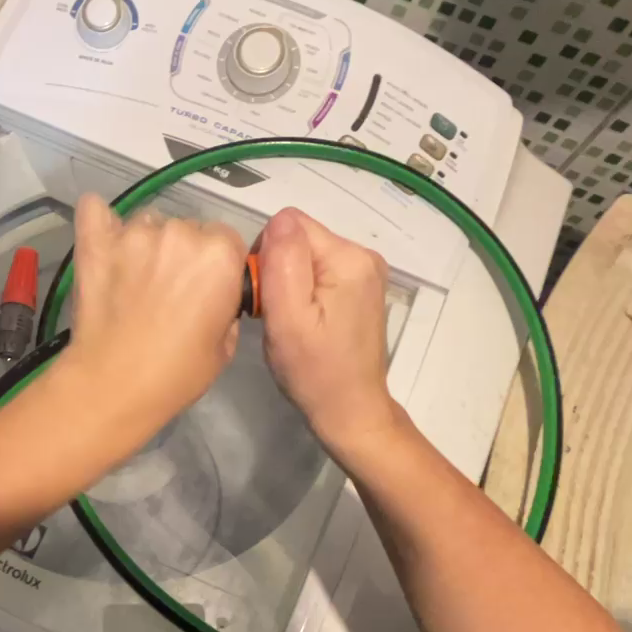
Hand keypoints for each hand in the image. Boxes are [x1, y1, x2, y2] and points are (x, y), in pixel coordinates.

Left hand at [59, 193, 246, 431]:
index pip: (227, 240)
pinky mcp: (96, 240)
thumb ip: (227, 306)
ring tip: (134, 280)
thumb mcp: (225, 346)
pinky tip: (104, 241)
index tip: (205, 290)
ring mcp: (134, 233)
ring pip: (148, 222)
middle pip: (188, 228)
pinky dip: (101, 221)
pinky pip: (95, 209)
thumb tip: (216, 295)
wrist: (114, 384)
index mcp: (220, 254)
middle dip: (182, 254)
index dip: (217, 266)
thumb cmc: (177, 373)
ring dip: (146, 244)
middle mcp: (181, 232)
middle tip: (168, 293)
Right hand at [256, 207, 398, 453]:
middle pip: (300, 238)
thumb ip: (282, 263)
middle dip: (279, 269)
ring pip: (307, 255)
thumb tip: (277, 221)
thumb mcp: (287, 318)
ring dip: (290, 282)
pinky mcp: (361, 289)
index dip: (265, 255)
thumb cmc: (314, 370)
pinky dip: (304, 292)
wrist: (350, 410)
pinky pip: (319, 272)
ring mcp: (365, 273)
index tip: (265, 297)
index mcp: (348, 257)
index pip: (289, 223)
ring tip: (291, 321)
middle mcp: (363, 255)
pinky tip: (305, 322)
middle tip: (277, 314)